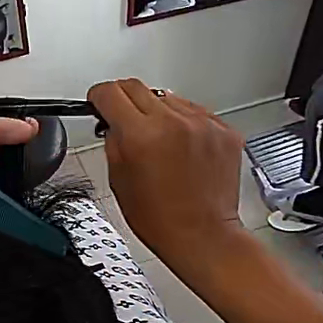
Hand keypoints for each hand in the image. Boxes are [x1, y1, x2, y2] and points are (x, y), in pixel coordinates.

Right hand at [87, 80, 244, 269]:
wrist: (203, 235)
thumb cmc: (162, 219)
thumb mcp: (119, 181)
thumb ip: (113, 142)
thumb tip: (112, 121)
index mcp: (141, 135)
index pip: (110, 92)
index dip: (99, 97)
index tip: (99, 102)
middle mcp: (173, 123)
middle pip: (137, 87)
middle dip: (124, 100)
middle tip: (124, 119)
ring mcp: (202, 124)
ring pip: (168, 97)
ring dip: (158, 113)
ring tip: (161, 144)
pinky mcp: (223, 130)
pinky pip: (196, 112)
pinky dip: (185, 124)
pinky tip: (183, 149)